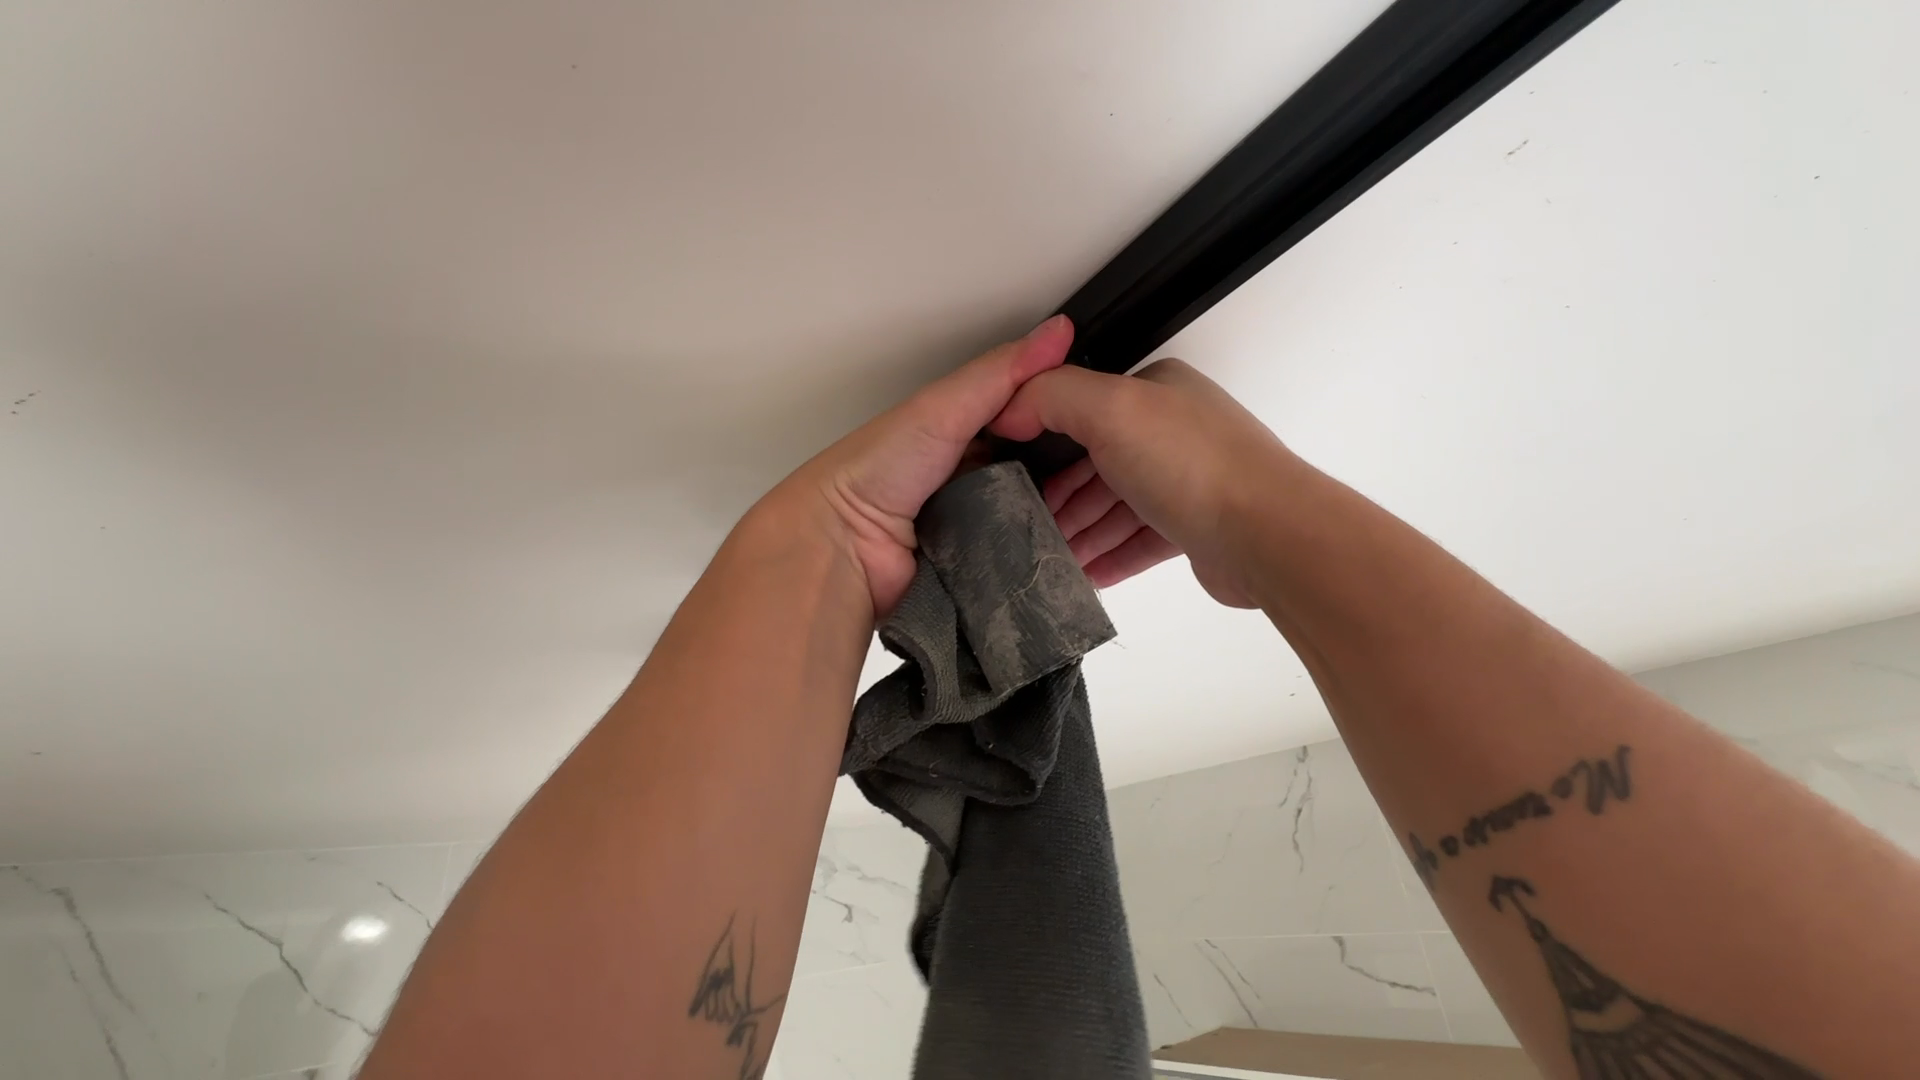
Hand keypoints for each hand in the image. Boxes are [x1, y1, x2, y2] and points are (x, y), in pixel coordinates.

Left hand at [766, 316, 1074, 618]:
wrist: (839, 549)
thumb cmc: (875, 471)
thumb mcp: (941, 410)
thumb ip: (999, 373)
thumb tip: (1060, 329)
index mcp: (960, 431)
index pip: (1026, 417)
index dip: (1061, 414)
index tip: (1101, 416)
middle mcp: (969, 474)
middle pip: (1036, 468)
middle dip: (1068, 472)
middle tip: (1105, 472)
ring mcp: (974, 521)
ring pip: (1033, 514)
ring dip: (1058, 514)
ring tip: (1097, 511)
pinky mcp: (977, 563)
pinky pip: (1019, 554)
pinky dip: (1037, 549)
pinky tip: (1069, 544)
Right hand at [990, 357, 1295, 608]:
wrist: (1267, 535)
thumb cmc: (1193, 466)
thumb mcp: (1111, 408)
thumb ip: (1052, 396)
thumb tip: (1009, 407)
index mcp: (1155, 392)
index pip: (1084, 412)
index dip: (1045, 445)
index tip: (1013, 476)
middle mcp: (1173, 431)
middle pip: (1097, 464)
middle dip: (1060, 498)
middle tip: (1026, 527)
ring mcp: (1186, 480)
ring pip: (1116, 506)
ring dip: (1081, 532)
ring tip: (1049, 558)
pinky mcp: (1195, 527)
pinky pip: (1139, 540)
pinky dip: (1109, 555)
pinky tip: (1083, 575)